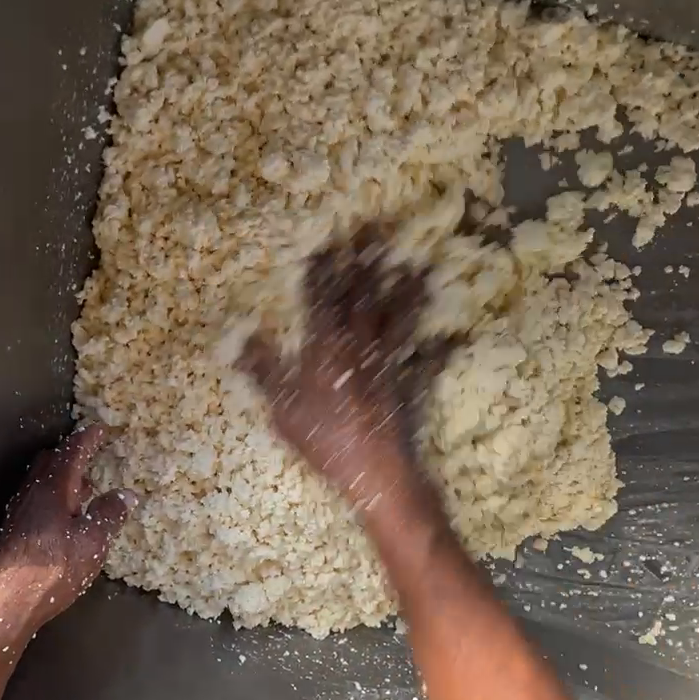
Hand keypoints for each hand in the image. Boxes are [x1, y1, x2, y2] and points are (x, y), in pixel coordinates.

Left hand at [0, 425, 137, 632]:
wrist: (8, 600)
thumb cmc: (54, 567)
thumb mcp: (93, 540)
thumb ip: (110, 513)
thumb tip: (126, 494)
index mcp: (54, 487)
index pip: (73, 451)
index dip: (89, 438)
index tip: (101, 429)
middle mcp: (33, 493)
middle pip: (51, 462)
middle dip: (71, 456)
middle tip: (91, 456)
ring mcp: (20, 513)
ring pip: (42, 483)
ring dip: (63, 480)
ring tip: (84, 489)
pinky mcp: (15, 533)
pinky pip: (37, 502)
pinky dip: (55, 499)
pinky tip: (64, 520)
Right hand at [239, 226, 450, 520]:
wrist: (374, 469)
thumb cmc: (324, 439)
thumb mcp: (281, 408)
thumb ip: (264, 370)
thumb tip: (244, 338)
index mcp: (325, 347)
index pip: (321, 298)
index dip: (324, 269)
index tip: (329, 240)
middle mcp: (359, 346)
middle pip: (363, 297)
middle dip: (366, 262)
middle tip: (375, 230)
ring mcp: (388, 363)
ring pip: (397, 319)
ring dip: (406, 291)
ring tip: (416, 266)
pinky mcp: (408, 384)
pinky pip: (427, 361)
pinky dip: (441, 348)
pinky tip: (453, 335)